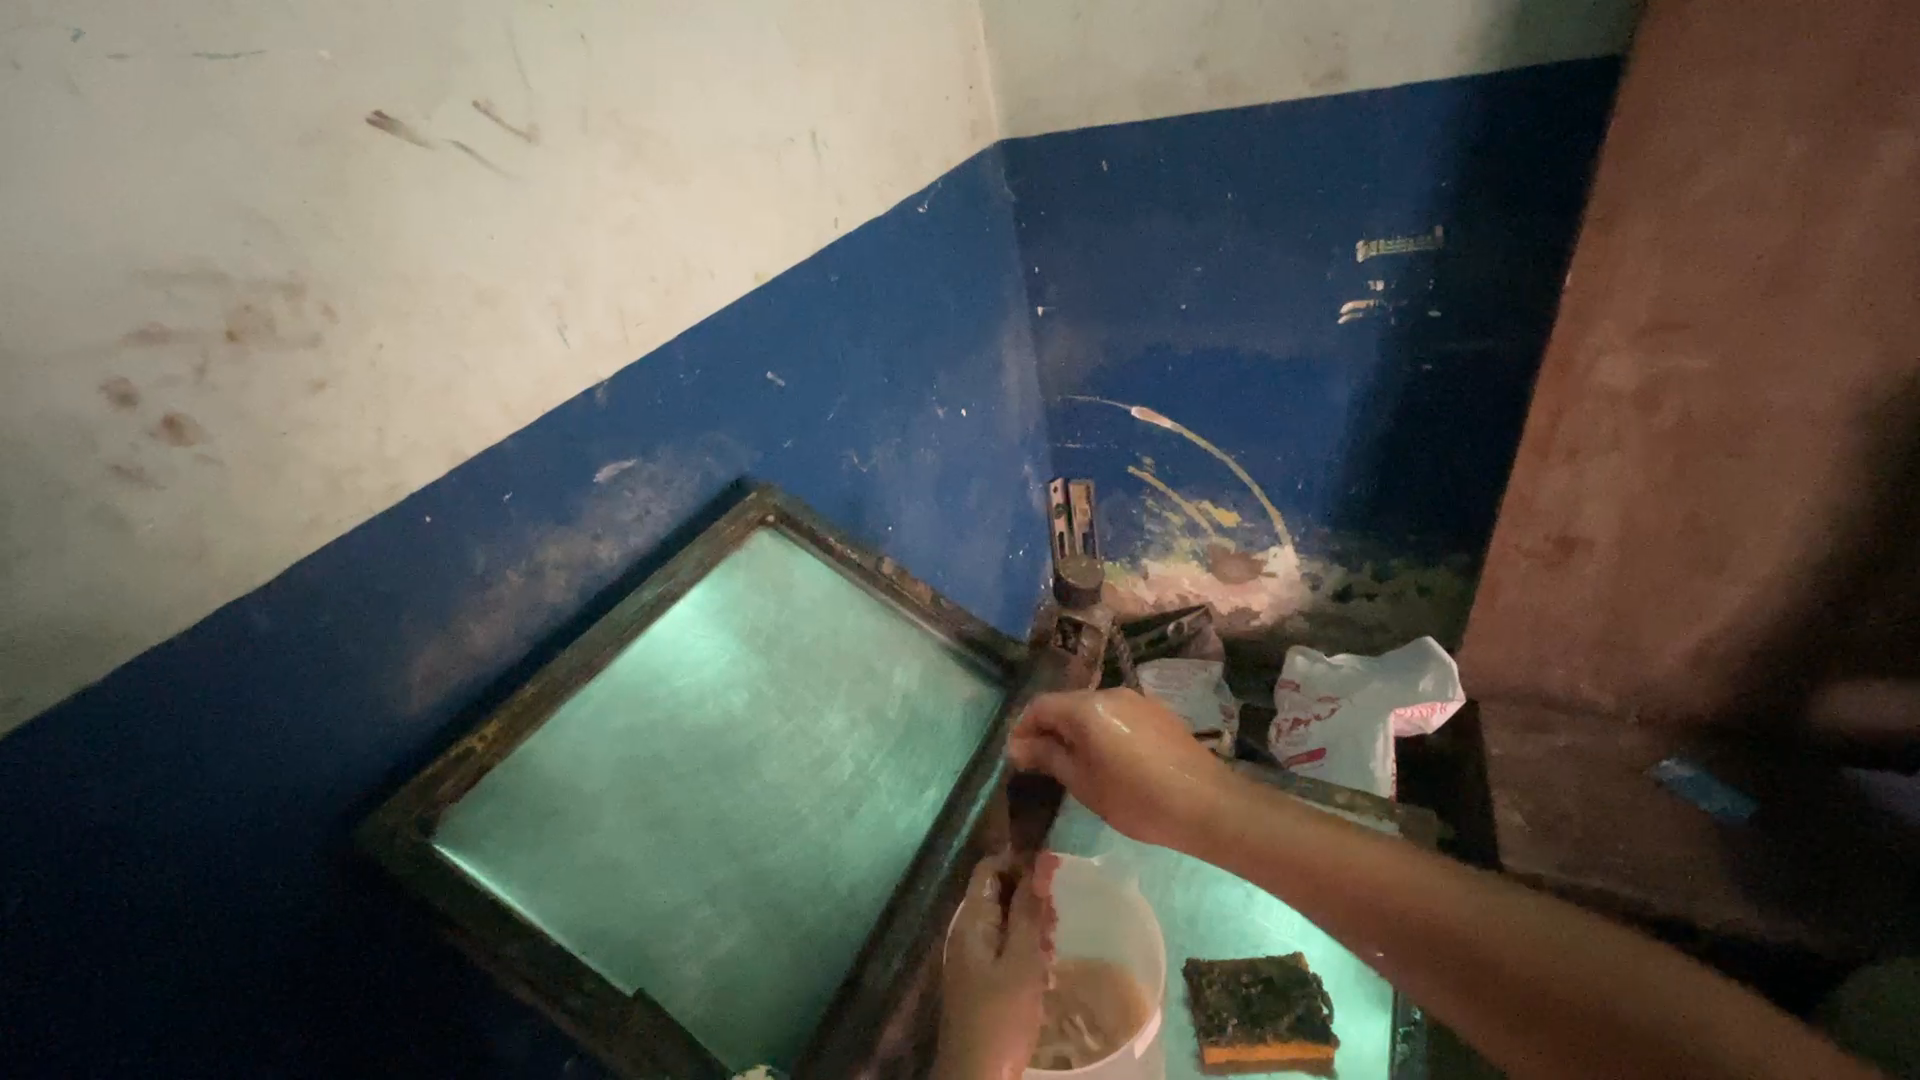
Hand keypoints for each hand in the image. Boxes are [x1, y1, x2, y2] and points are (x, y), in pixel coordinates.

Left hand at [936, 854, 1057, 1079]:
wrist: (976, 1078)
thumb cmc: (1000, 1017)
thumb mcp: (1021, 961)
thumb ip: (1028, 910)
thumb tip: (1039, 861)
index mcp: (971, 920)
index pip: (990, 868)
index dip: (1020, 861)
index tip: (1053, 870)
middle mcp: (967, 931)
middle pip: (998, 893)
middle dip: (1029, 896)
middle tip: (1055, 917)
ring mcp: (972, 957)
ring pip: (1004, 921)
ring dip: (1030, 924)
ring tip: (1052, 943)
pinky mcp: (981, 980)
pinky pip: (1004, 948)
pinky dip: (1025, 948)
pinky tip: (1044, 966)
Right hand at [1008, 688, 1230, 849]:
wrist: (1206, 805)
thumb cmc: (1136, 798)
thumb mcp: (1083, 783)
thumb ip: (1048, 757)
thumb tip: (1018, 746)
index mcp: (1087, 707)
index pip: (1040, 706)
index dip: (1022, 729)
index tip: (1015, 756)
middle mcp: (1111, 693)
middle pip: (1067, 705)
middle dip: (1049, 730)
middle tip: (1040, 763)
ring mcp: (1138, 700)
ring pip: (1093, 710)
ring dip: (1076, 731)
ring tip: (1074, 764)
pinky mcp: (1158, 713)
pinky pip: (1117, 716)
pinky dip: (1102, 732)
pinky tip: (1108, 760)